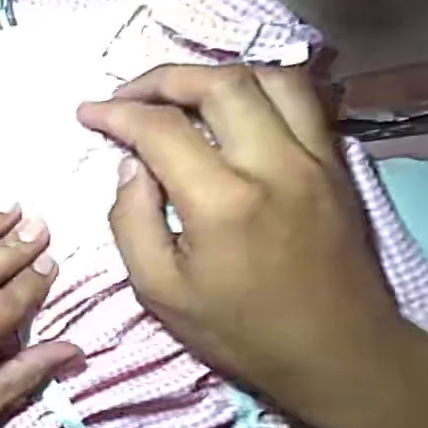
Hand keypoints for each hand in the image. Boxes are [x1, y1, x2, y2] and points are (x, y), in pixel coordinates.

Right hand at [77, 65, 427, 427]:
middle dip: (163, 78)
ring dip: (216, 74)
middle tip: (130, 93)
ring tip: (183, 92)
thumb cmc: (241, 331)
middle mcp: (273, 164)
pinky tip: (238, 105)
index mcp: (221, 202)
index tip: (89, 112)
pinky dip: (262, 87)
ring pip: (269, 77)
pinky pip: (304, 99)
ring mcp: (315, 159)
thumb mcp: (160, 293)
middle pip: (218, 83)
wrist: (338, 354)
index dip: (116, 113)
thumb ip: (132, 222)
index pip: (161, 129)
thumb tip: (131, 165)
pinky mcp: (338, 164)